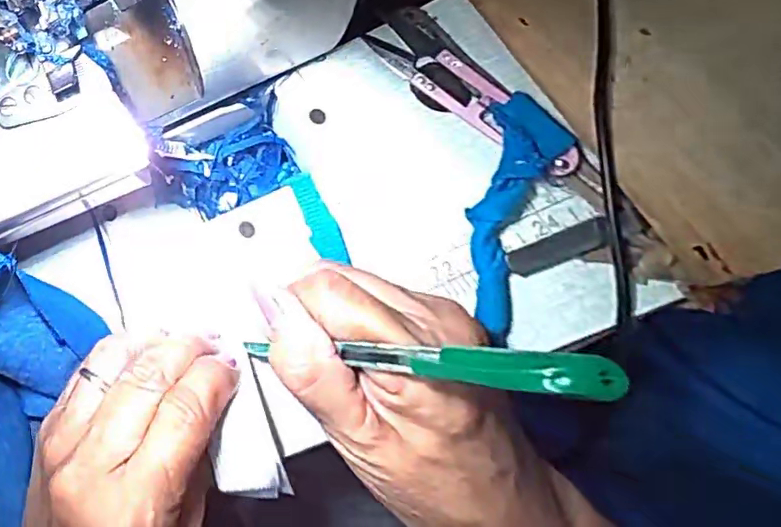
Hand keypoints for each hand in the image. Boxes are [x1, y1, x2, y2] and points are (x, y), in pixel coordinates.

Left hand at [24, 332, 240, 526]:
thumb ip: (195, 469)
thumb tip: (212, 404)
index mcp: (130, 503)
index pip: (181, 414)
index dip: (212, 380)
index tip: (231, 366)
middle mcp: (90, 462)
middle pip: (147, 378)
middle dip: (186, 350)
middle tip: (211, 342)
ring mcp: (62, 439)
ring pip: (110, 360)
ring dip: (150, 340)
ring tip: (178, 338)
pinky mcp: (46, 426)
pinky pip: (84, 370)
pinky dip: (115, 352)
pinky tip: (137, 348)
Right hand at [259, 264, 608, 526]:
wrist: (505, 504)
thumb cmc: (443, 489)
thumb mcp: (361, 443)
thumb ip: (312, 373)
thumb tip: (275, 311)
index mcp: (418, 349)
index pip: (324, 288)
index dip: (296, 318)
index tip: (301, 357)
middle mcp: (435, 317)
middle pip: (334, 275)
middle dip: (311, 314)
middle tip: (327, 371)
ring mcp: (441, 310)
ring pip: (348, 277)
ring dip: (333, 315)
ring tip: (352, 369)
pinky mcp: (439, 310)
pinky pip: (370, 290)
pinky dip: (354, 317)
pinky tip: (370, 359)